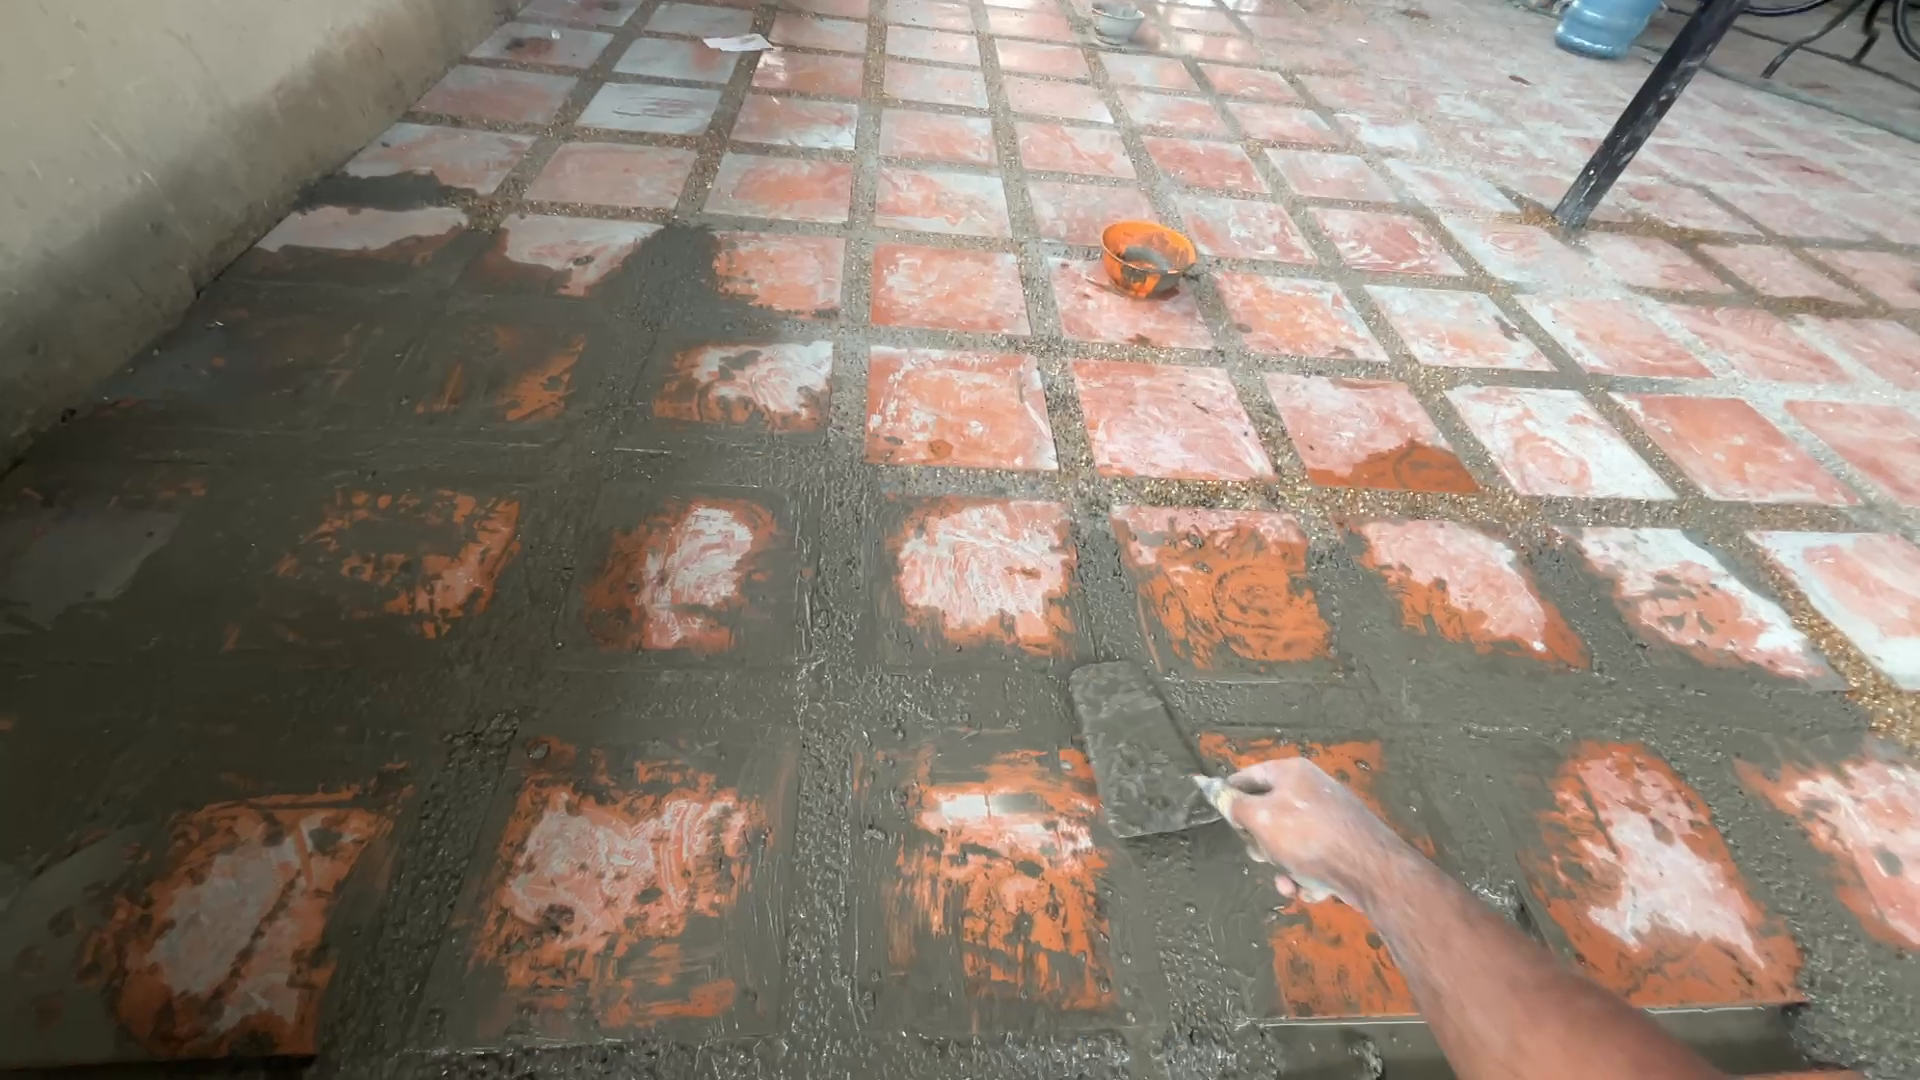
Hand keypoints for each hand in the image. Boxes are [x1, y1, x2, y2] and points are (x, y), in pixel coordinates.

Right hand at [1224, 757, 1415, 908]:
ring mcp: (1330, 818)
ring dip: (1282, 865)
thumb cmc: (1309, 838)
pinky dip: (1306, 874)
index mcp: (1291, 772)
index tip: (1221, 817)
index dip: (1230, 796)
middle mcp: (1311, 789)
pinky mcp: (1344, 845)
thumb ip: (1233, 806)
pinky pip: (1312, 857)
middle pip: (1268, 812)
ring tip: (1289, 882)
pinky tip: (1310, 889)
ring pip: (1289, 841)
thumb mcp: (1260, 819)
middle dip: (1260, 840)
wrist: (1373, 873)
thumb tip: (1214, 791)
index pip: (1247, 777)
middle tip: (1261, 855)